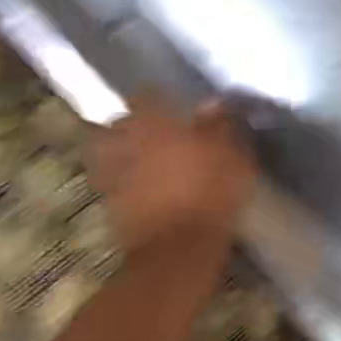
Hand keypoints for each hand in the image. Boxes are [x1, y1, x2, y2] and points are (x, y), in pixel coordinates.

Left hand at [85, 97, 255, 248]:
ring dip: (122, 151)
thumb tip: (211, 103)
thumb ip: (220, 125)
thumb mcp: (232, 154)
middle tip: (158, 133)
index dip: (160, 98)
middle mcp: (122, 139)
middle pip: (119, 123)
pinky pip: (113, 180)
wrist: (177, 244)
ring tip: (145, 159)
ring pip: (109, 150)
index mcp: (152, 122)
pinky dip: (124, 179)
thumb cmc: (211, 190)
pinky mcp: (108, 200)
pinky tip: (144, 186)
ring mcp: (109, 171)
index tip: (174, 104)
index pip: (146, 96)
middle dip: (135, 125)